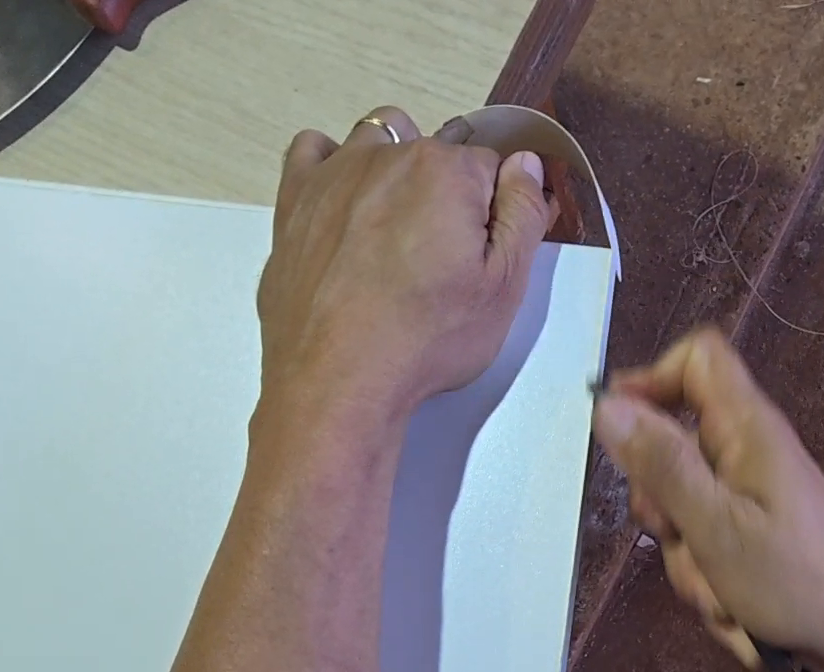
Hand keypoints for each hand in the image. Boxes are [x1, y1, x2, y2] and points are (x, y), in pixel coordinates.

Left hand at [256, 107, 556, 429]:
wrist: (339, 377)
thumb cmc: (427, 338)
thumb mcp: (503, 288)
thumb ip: (524, 215)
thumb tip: (527, 165)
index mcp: (448, 172)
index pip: (494, 169)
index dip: (501, 212)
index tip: (492, 254)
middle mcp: (390, 155)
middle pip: (439, 155)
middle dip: (452, 196)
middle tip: (448, 260)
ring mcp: (336, 173)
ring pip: (382, 142)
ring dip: (399, 173)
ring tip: (402, 235)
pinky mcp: (296, 199)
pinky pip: (317, 150)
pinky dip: (337, 166)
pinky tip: (351, 208)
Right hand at [590, 328, 823, 669]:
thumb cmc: (799, 582)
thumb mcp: (715, 526)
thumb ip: (661, 465)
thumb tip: (607, 405)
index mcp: (745, 428)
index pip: (695, 360)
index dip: (650, 381)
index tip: (618, 431)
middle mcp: (746, 452)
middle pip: (673, 447)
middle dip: (663, 505)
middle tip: (681, 536)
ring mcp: (750, 497)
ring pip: (683, 508)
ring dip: (690, 557)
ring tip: (723, 591)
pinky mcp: (754, 535)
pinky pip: (706, 544)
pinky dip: (711, 577)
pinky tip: (738, 609)